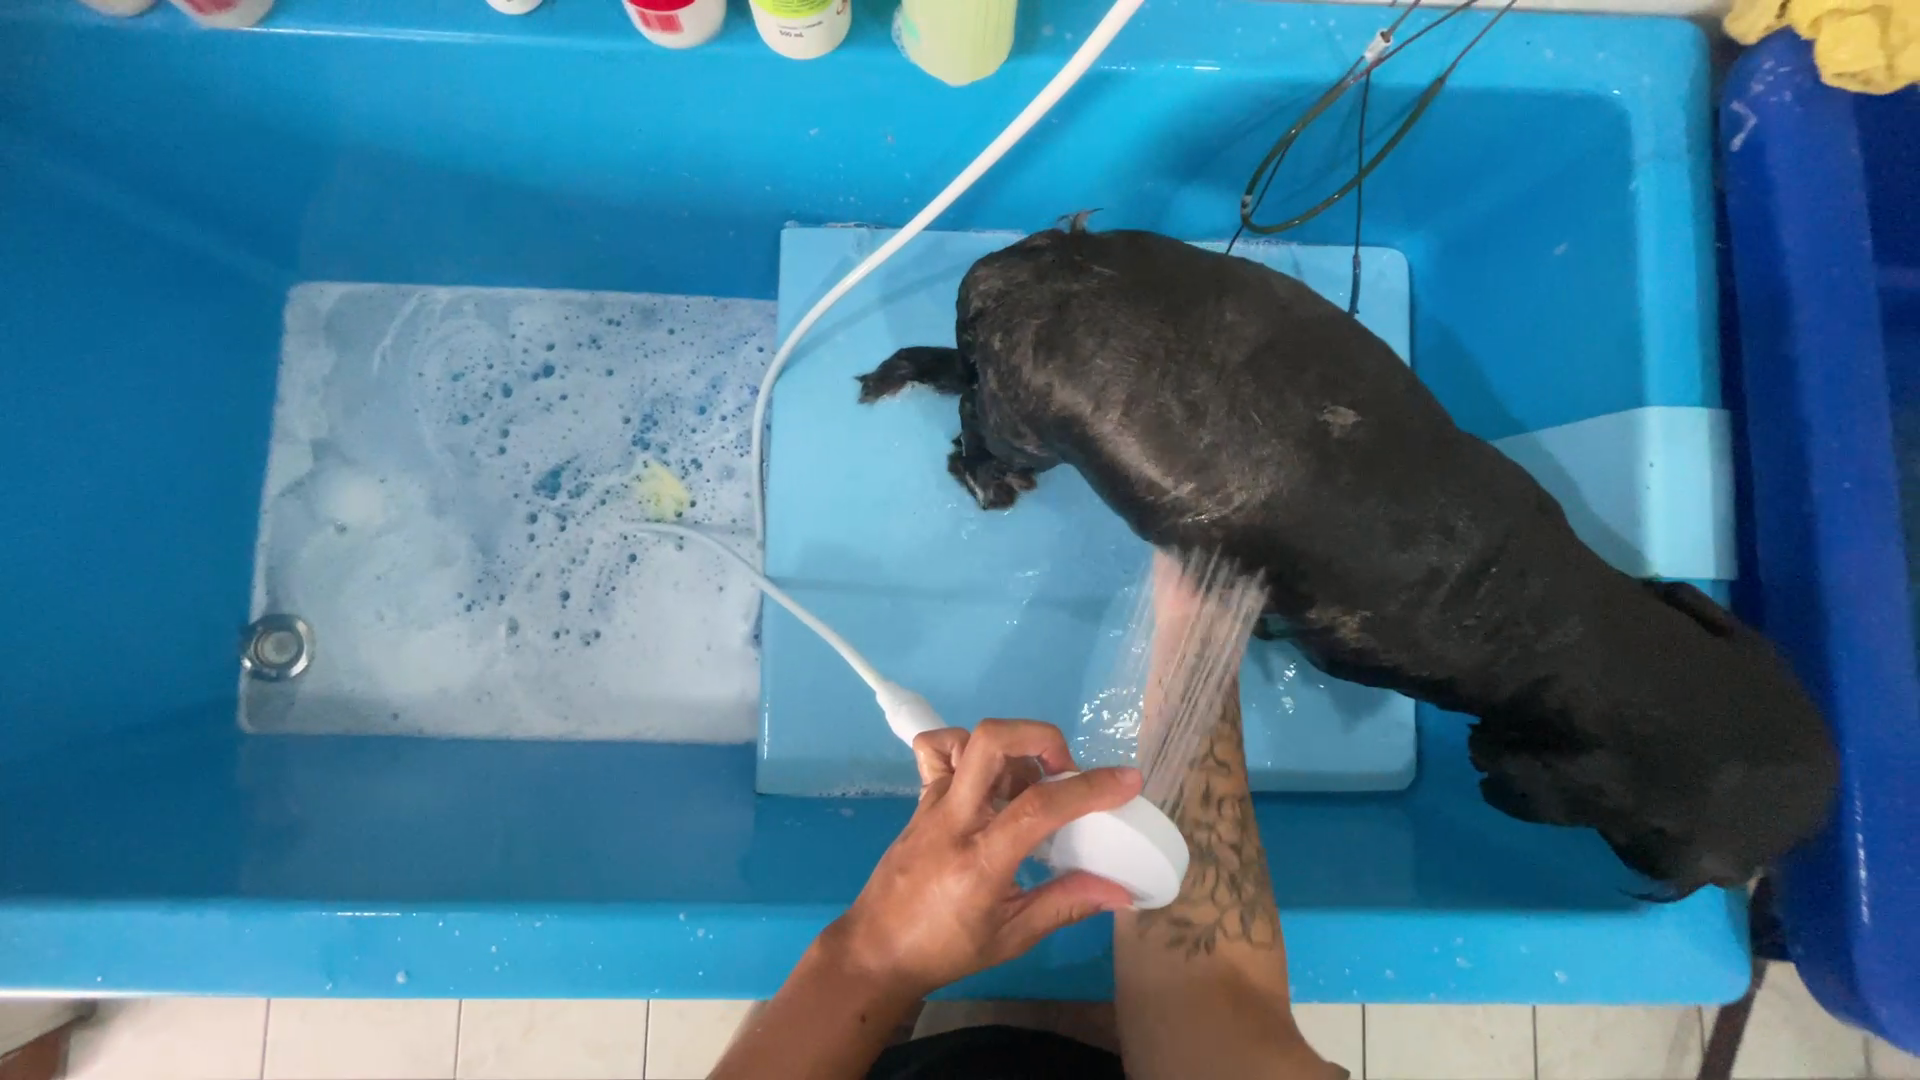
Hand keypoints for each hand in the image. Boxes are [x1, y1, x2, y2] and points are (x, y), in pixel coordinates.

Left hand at [823, 719, 1143, 996]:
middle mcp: (954, 818)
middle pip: (992, 742)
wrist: (876, 948)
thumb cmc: (945, 949)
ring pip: (968, 740)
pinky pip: (938, 749)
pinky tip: (988, 776)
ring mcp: (933, 801)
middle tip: (1066, 770)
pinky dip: (967, 747)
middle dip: (1042, 737)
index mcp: (980, 861)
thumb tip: (1121, 890)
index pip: (1038, 808)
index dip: (1089, 788)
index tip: (1127, 780)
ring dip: (1012, 746)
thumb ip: (1066, 905)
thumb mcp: (1012, 937)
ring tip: (1032, 782)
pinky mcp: (922, 795)